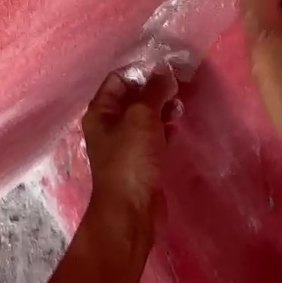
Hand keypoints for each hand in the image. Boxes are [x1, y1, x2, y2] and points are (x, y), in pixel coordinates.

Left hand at [81, 67, 179, 226]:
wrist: (132, 211)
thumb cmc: (131, 159)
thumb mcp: (142, 116)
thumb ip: (155, 90)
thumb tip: (165, 72)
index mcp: (101, 111)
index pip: (120, 78)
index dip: (142, 71)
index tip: (167, 70)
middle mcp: (110, 125)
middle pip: (134, 96)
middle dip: (156, 90)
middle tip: (178, 88)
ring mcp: (125, 144)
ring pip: (146, 116)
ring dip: (163, 108)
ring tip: (179, 108)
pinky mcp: (140, 160)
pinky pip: (153, 135)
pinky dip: (165, 128)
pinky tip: (177, 128)